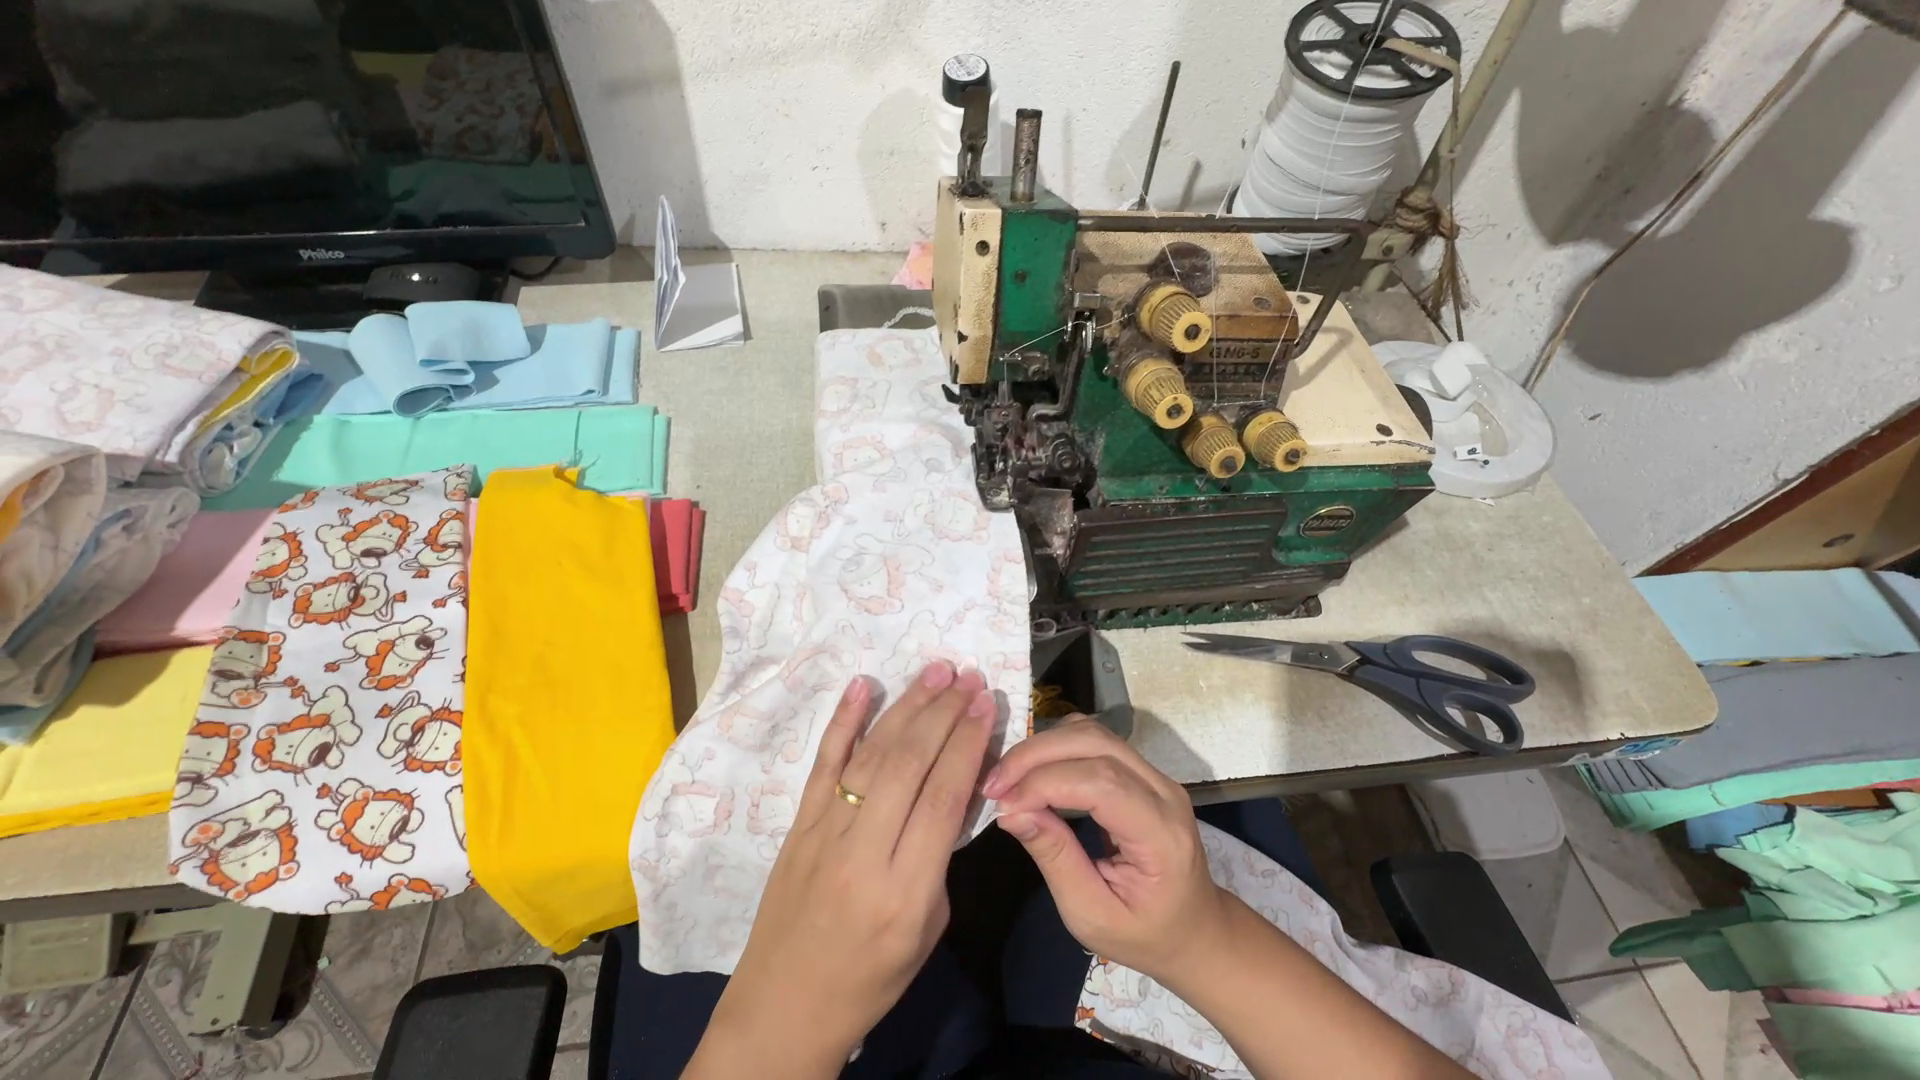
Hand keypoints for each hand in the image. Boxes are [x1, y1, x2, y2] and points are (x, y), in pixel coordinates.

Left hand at [688, 662, 997, 1078]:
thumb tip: (957, 787)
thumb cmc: (872, 978)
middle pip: (908, 765)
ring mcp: (822, 833)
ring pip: (870, 755)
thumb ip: (941, 854)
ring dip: (906, 707)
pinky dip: (843, 721)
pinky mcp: (797, 825)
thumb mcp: (929, 926)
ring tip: (935, 670)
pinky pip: (823, 764)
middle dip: (943, 713)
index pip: (942, 798)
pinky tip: (862, 685)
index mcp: (904, 890)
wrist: (785, 1006)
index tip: (987, 703)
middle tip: (968, 676)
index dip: (967, 743)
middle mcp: (862, 853)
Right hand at [984, 716, 1228, 983]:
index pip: (1101, 783)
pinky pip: (1094, 741)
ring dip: (1043, 746)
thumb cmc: (1145, 935)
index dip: (1045, 782)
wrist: (1195, 929)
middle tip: (992, 784)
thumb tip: (1010, 812)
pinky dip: (1056, 747)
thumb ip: (1055, 859)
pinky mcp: (1142, 771)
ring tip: (1007, 779)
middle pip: (1095, 743)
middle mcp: (1164, 792)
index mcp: (1160, 835)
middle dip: (1035, 755)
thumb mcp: (1092, 916)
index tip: (1001, 803)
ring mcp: (1156, 776)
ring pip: (1092, 733)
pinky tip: (1031, 772)